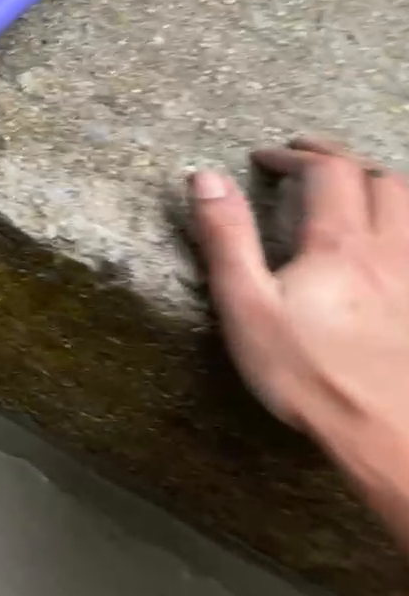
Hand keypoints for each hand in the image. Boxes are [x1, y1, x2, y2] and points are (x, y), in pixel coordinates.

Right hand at [188, 138, 408, 540]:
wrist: (392, 438)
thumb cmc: (303, 370)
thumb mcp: (244, 302)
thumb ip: (226, 236)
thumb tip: (206, 177)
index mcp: (340, 248)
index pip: (329, 175)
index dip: (294, 157)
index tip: (260, 158)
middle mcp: (393, 254)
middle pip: (388, 182)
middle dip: (342, 160)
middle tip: (303, 160)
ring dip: (384, 185)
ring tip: (349, 187)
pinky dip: (407, 223)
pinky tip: (388, 237)